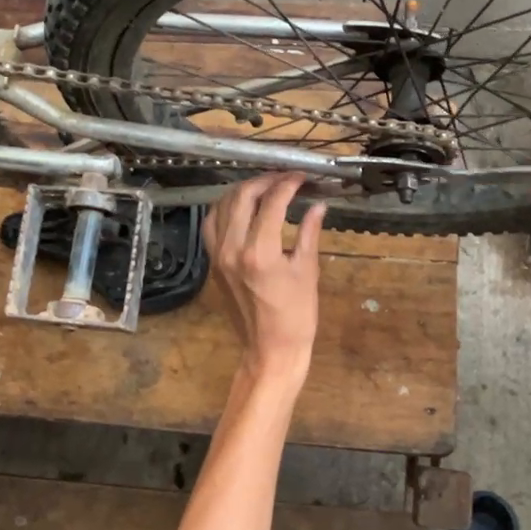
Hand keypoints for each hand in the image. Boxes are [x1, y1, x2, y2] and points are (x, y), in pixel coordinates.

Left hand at [204, 173, 327, 378]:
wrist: (270, 350)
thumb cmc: (296, 316)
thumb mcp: (308, 272)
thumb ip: (309, 233)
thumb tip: (318, 205)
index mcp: (260, 252)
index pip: (271, 203)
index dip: (288, 184)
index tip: (302, 178)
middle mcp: (232, 249)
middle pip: (242, 197)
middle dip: (264, 181)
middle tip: (284, 179)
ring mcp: (218, 256)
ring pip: (221, 207)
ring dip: (242, 192)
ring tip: (264, 188)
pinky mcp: (213, 264)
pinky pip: (212, 226)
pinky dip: (225, 209)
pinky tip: (241, 208)